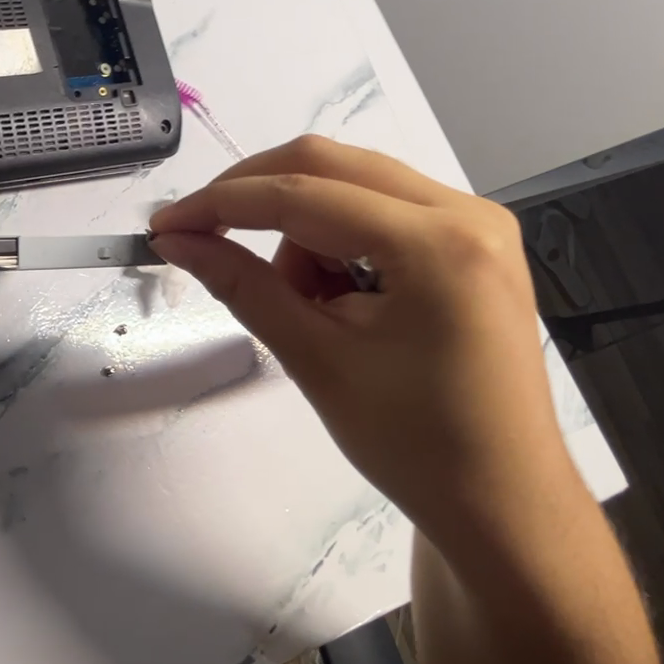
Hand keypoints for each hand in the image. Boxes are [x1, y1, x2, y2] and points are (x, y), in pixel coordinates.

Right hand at [149, 135, 571, 533]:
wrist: (500, 500)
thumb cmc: (412, 441)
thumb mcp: (313, 357)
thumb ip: (240, 283)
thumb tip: (175, 240)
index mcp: (438, 244)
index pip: (301, 195)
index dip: (219, 204)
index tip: (163, 227)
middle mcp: (466, 212)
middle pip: (327, 164)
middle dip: (253, 195)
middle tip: (201, 235)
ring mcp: (474, 222)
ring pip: (347, 184)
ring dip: (298, 228)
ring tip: (303, 306)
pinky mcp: (469, 242)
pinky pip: (375, 210)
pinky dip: (332, 240)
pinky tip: (337, 299)